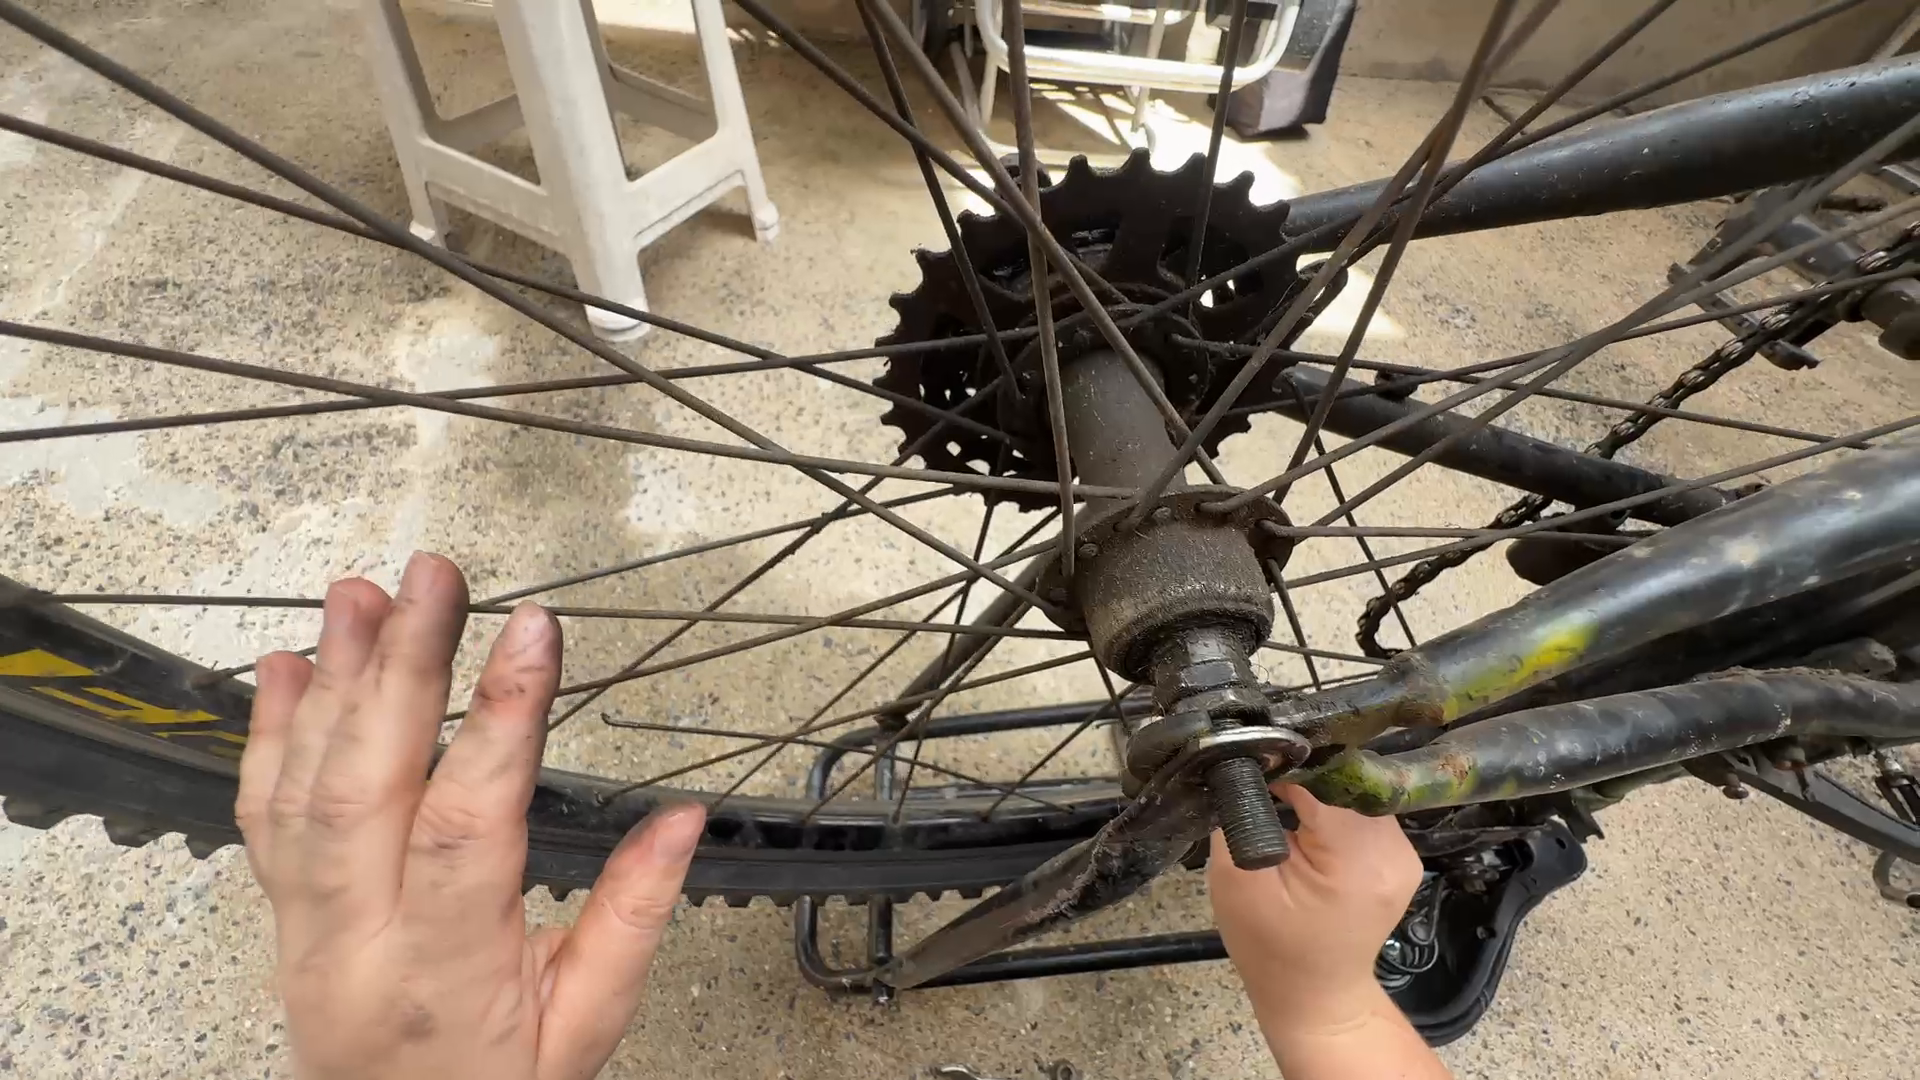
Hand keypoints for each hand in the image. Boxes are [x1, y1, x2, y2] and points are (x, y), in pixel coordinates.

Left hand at [236, 553, 706, 1079]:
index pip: (467, 822)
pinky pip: (261, 815)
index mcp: (443, 967)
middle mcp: (352, 938)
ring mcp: (304, 924)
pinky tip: (294, 666)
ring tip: (366, 592)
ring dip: (339, 678)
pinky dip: (272, 730)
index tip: (535, 629)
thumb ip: (636, 914)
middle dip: (406, 664)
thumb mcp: (591, 1020)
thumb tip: (684, 816)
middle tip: (435, 576)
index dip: (504, 719)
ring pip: (305, 787)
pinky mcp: (287, 913)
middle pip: (367, 784)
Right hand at [1206, 784, 1422, 1033]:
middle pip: (1341, 779)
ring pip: (1352, 787)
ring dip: (1316, 787)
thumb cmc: (1268, 941)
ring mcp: (1403, 852)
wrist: (1313, 994)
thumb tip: (1245, 765)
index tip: (1251, 764)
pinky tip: (1304, 816)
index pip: (1320, 777)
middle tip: (1260, 779)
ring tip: (1280, 796)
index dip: (1283, 765)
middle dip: (1301, 773)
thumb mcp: (1236, 877)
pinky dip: (1331, 805)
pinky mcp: (1398, 855)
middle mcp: (1393, 849)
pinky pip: (1361, 807)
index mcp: (1357, 857)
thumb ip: (1242, 814)